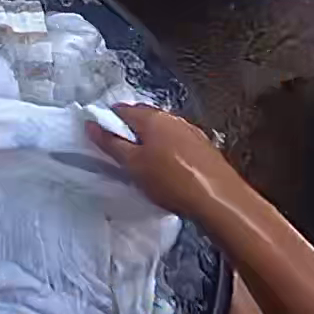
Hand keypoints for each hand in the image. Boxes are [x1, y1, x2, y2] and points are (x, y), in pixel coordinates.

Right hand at [84, 105, 247, 218]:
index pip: (120, 110)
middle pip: (142, 118)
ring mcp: (191, 131)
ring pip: (161, 131)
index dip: (108, 123)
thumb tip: (90, 124)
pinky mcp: (205, 148)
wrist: (223, 203)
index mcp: (151, 117)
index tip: (105, 142)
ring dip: (151, 142)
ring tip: (148, 167)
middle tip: (125, 157)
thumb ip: (109, 143)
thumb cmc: (172, 181)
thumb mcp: (133, 165)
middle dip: (130, 133)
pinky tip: (171, 172)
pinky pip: (178, 143)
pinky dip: (169, 151)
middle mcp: (171, 118)